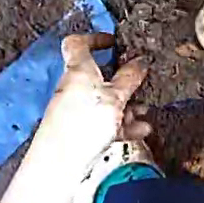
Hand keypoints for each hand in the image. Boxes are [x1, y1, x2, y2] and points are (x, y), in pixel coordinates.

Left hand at [25, 34, 149, 180]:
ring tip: (143, 113)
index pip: (78, 43)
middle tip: (140, 84)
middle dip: (123, 81)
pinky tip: (139, 131)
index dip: (96, 38)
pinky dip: (121, 124)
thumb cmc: (83, 125)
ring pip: (105, 100)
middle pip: (99, 75)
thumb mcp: (115, 97)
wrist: (60, 163)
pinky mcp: (80, 129)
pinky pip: (104, 121)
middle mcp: (74, 86)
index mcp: (79, 70)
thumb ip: (129, 78)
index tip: (114, 42)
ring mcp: (76, 108)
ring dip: (126, 105)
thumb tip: (140, 61)